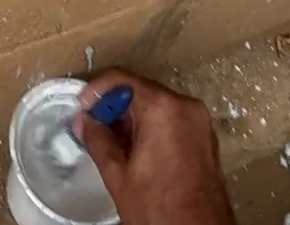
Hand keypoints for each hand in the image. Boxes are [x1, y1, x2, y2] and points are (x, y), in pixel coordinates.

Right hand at [75, 70, 237, 224]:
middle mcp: (185, 106)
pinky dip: (152, 126)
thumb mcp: (118, 175)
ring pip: (156, 104)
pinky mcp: (206, 138)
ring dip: (132, 118)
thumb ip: (97, 140)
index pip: (121, 80)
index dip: (97, 91)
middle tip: (95, 126)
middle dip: (115, 107)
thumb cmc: (160, 210)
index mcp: (162, 108)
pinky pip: (173, 119)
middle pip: (140, 90)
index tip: (83, 108)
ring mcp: (199, 122)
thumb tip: (83, 121)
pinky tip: (137, 149)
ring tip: (113, 142)